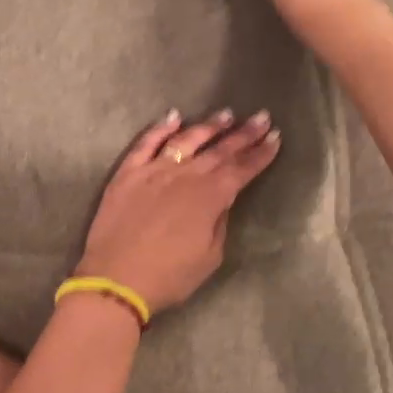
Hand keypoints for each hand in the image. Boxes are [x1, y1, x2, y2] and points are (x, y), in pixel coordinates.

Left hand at [75, 109, 280, 314]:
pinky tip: (173, 117)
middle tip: (261, 117)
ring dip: (208, 126)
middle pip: (219, 150)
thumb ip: (219, 223)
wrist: (116, 278)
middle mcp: (184, 176)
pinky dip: (160, 128)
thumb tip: (221, 201)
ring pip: (186, 140)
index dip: (260, 154)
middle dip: (243, 134)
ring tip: (226, 114)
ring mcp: (154, 170)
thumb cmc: (169, 276)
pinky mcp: (127, 173)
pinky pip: (146, 143)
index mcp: (210, 197)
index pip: (241, 169)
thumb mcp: (209, 257)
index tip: (276, 138)